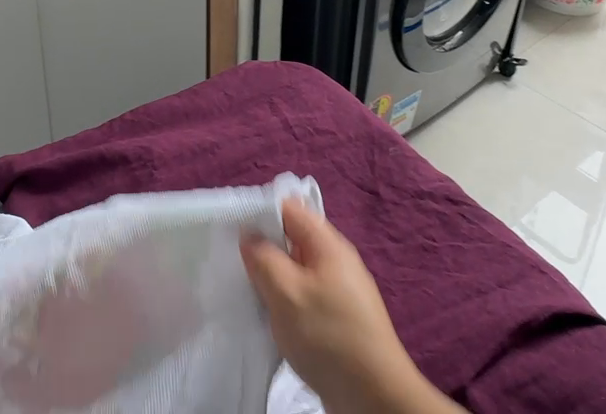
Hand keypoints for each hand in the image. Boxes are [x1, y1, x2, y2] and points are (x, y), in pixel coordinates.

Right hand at [241, 200, 461, 413]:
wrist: (373, 396)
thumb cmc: (328, 335)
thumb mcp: (286, 293)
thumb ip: (264, 258)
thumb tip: (250, 235)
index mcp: (328, 245)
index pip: (290, 209)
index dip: (260, 212)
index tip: (233, 228)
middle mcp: (337, 261)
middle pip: (294, 239)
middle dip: (265, 247)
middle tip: (236, 263)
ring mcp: (341, 290)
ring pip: (298, 270)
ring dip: (274, 277)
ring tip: (249, 290)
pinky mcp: (339, 317)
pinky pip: (306, 295)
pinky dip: (287, 299)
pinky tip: (272, 316)